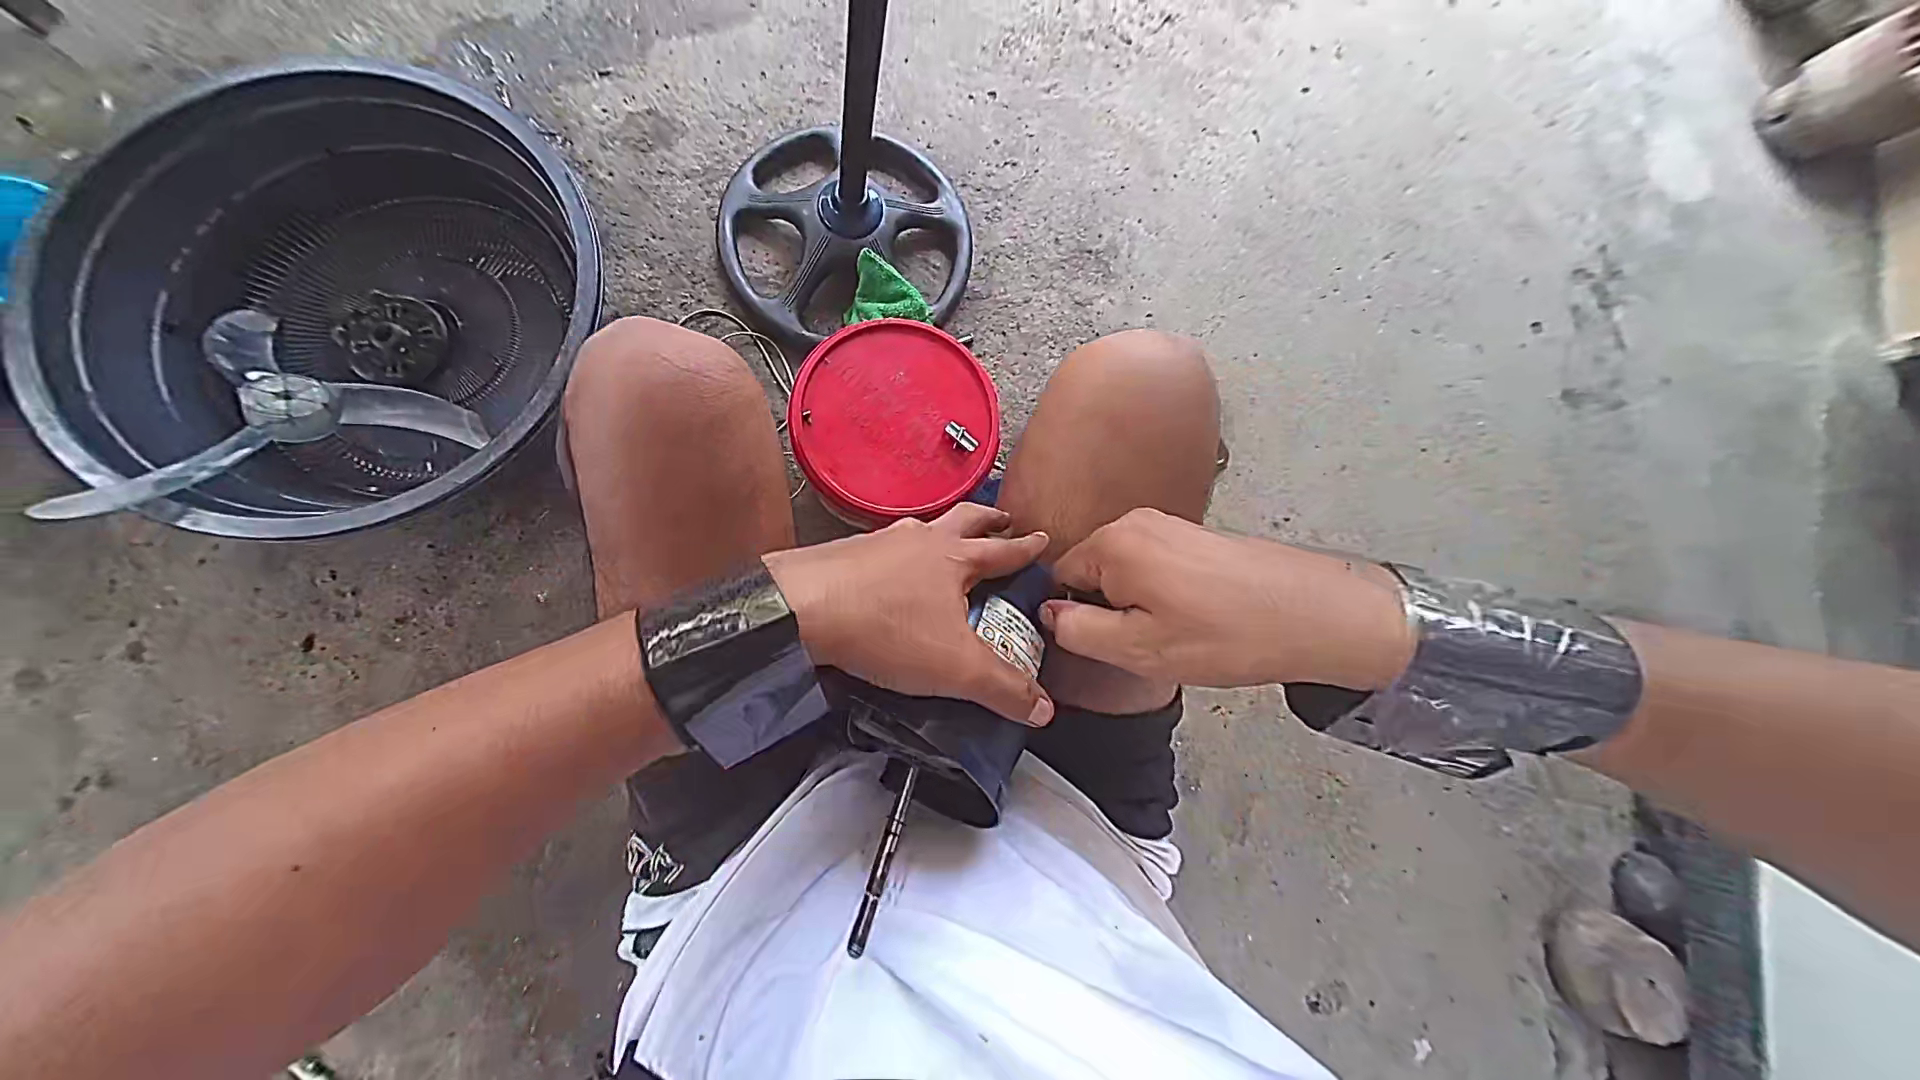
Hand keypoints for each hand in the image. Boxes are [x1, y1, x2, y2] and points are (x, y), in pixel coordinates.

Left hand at [763, 504, 1054, 725]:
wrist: (798, 608)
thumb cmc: (881, 626)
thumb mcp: (955, 668)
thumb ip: (1003, 688)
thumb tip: (1041, 707)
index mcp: (954, 558)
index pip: (1004, 550)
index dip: (1026, 547)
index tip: (1040, 539)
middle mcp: (920, 541)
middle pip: (966, 519)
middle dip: (989, 519)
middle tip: (1002, 520)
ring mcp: (881, 543)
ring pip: (923, 528)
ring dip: (942, 531)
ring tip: (947, 540)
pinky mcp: (847, 555)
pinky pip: (884, 546)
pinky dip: (898, 552)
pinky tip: (891, 569)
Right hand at [1040, 508, 1413, 689]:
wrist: (1317, 615)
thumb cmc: (1231, 633)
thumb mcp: (1138, 649)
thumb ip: (1076, 631)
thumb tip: (1049, 615)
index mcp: (1114, 544)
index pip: (1059, 578)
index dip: (1076, 615)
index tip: (1107, 641)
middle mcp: (1136, 522)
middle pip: (1092, 571)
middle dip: (1109, 607)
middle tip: (1147, 640)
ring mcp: (1168, 524)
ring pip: (1123, 571)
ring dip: (1137, 602)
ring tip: (1177, 629)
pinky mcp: (1193, 534)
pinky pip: (1153, 565)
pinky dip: (1162, 592)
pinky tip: (1194, 616)